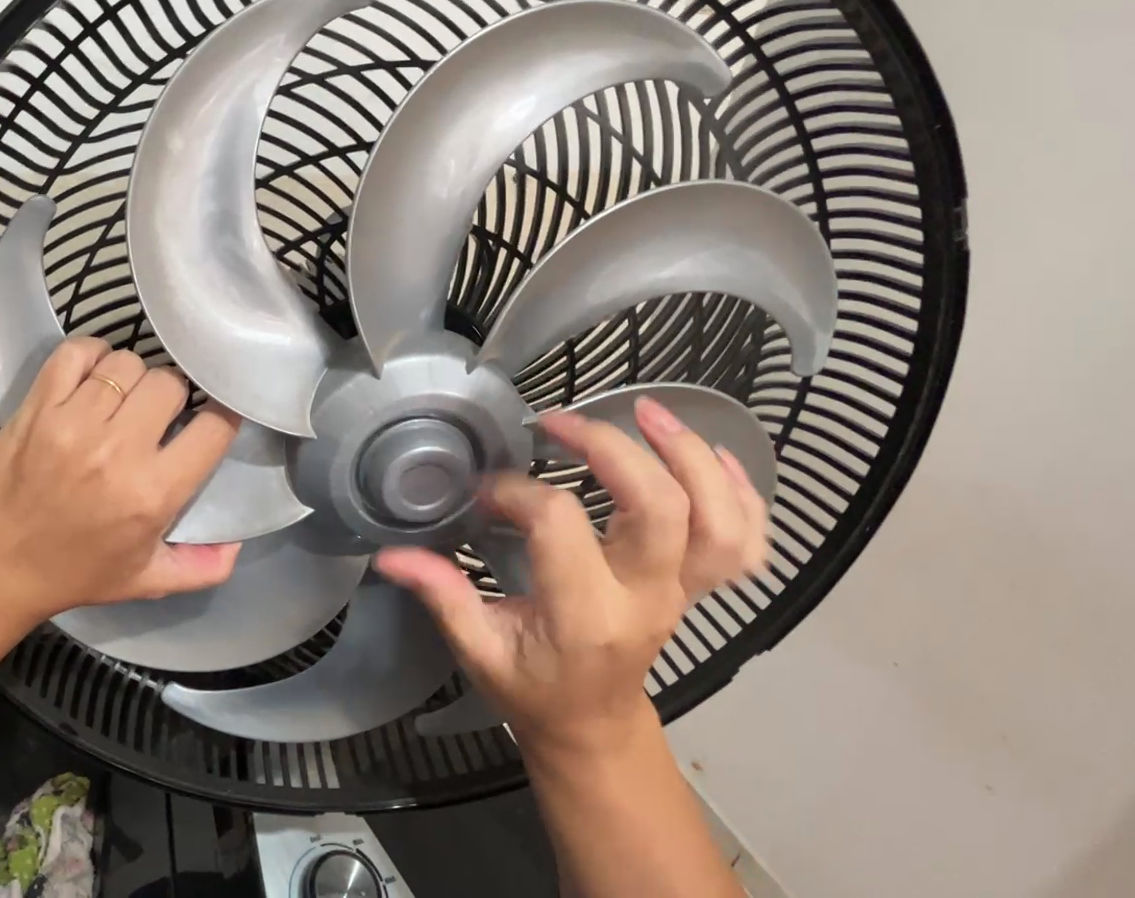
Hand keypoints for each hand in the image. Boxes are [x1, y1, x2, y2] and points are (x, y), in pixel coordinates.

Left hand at [0, 338, 241, 620]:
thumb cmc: (75, 573)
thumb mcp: (147, 581)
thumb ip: (202, 567)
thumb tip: (238, 542)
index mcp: (152, 493)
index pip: (212, 428)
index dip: (221, 416)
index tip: (212, 418)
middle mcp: (118, 451)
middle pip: (170, 384)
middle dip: (173, 396)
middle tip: (158, 415)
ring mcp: (73, 423)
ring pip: (126, 363)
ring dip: (132, 378)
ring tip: (122, 400)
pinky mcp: (37, 407)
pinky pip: (75, 353)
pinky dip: (91, 356)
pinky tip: (93, 378)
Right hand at [375, 397, 760, 756]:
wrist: (592, 724)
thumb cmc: (531, 688)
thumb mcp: (478, 649)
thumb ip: (440, 594)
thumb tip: (389, 553)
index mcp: (584, 615)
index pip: (559, 526)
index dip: (516, 492)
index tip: (485, 492)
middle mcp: (644, 598)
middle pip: (658, 508)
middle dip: (612, 449)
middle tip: (562, 421)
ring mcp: (681, 592)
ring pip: (717, 519)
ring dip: (690, 456)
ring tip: (647, 411)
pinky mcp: (696, 586)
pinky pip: (745, 541)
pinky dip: (741, 492)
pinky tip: (709, 455)